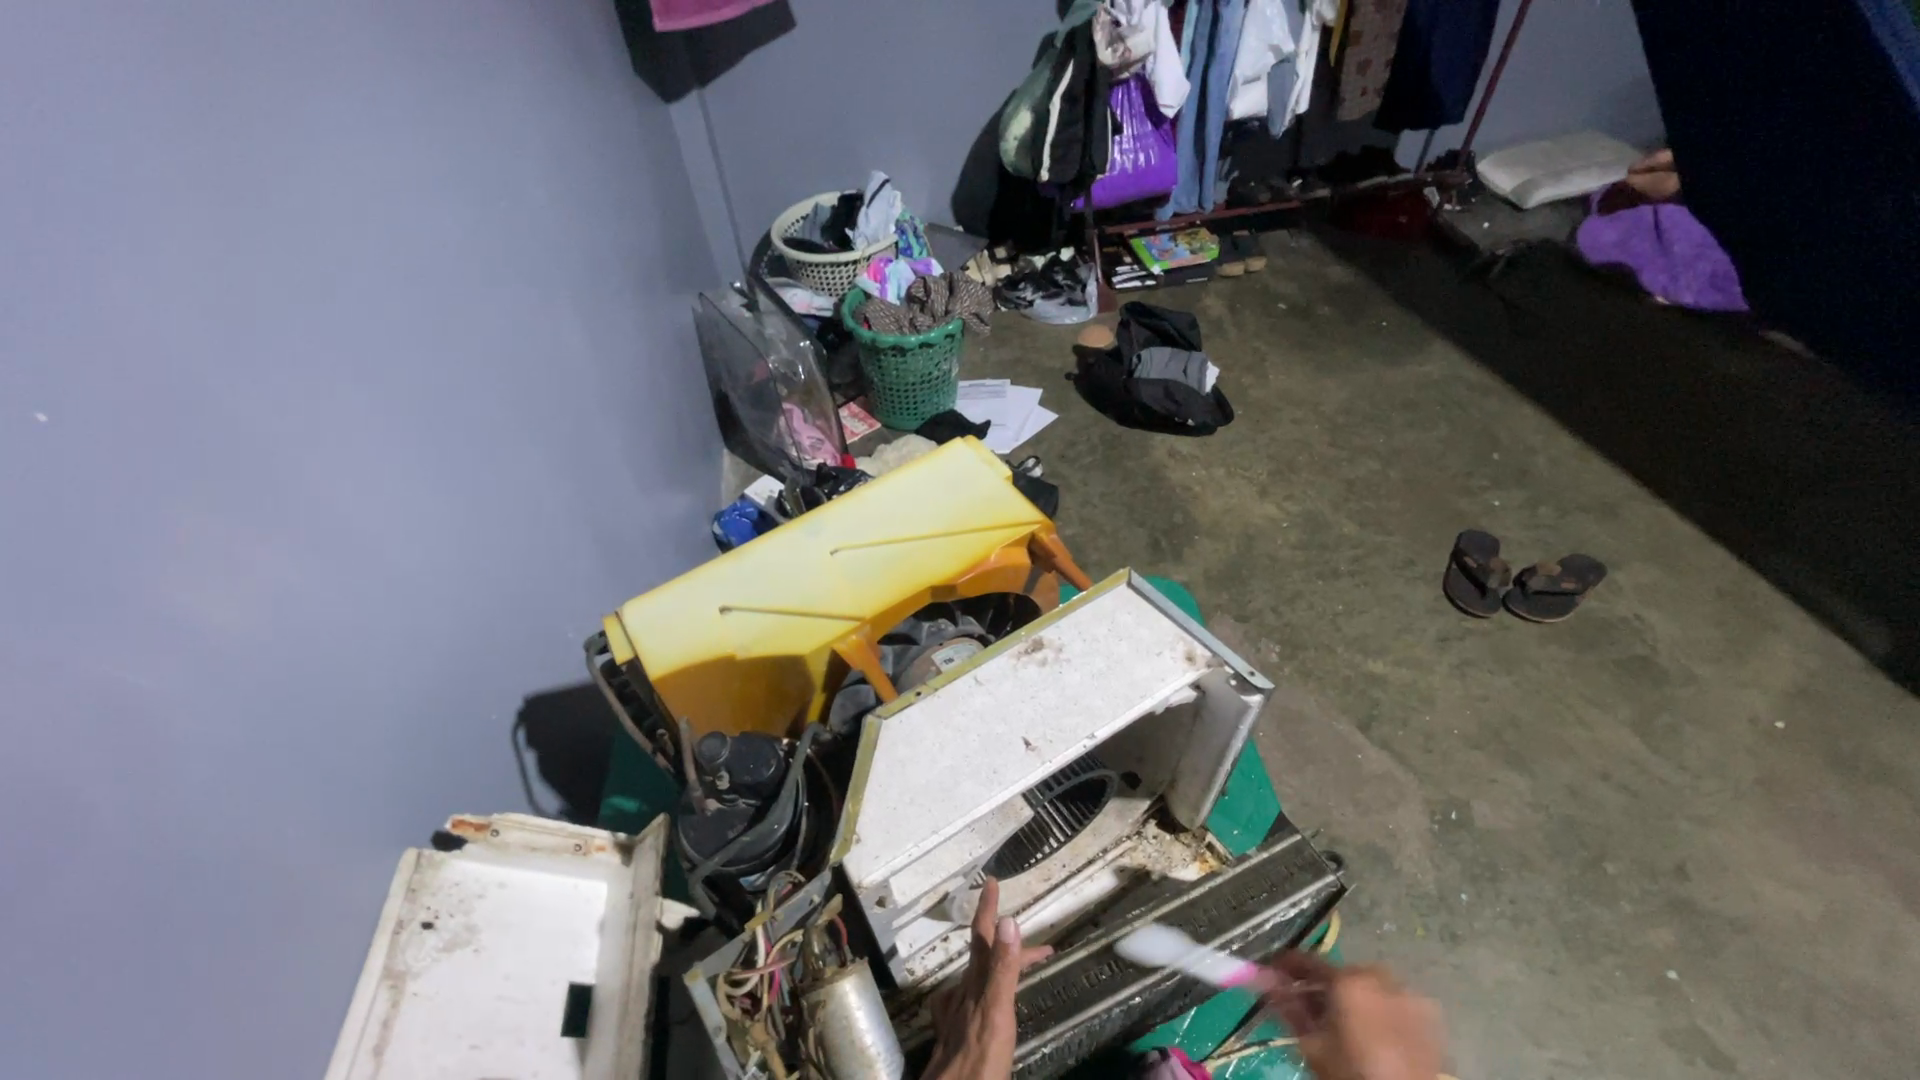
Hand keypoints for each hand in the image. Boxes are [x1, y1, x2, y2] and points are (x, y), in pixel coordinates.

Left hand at [924, 877, 1052, 1079]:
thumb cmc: (978, 1058)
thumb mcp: (996, 1011)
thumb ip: (1002, 969)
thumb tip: (1008, 920)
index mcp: (976, 983)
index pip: (982, 935)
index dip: (988, 908)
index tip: (991, 881)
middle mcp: (964, 992)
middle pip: (984, 954)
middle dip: (1004, 937)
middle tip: (1028, 932)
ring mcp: (957, 1013)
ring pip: (979, 976)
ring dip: (998, 963)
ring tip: (1016, 963)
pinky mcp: (955, 1033)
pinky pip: (970, 1001)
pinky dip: (984, 991)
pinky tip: (980, 998)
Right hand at [1266, 952, 1444, 1079]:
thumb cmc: (1353, 1076)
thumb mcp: (1313, 1046)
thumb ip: (1288, 1008)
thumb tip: (1266, 983)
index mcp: (1348, 980)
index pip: (1308, 961)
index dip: (1286, 965)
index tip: (1272, 972)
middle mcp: (1380, 976)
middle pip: (1340, 973)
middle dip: (1322, 986)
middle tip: (1308, 1007)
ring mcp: (1409, 993)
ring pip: (1369, 985)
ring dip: (1351, 996)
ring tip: (1343, 1023)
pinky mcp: (1429, 1014)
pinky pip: (1393, 1000)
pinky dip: (1378, 1008)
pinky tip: (1373, 1032)